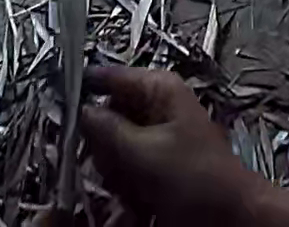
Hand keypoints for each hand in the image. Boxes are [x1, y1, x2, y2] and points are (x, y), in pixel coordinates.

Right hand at [79, 66, 260, 226]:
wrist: (232, 218)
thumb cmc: (194, 178)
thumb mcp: (146, 154)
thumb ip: (108, 130)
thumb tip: (79, 109)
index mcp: (158, 88)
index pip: (111, 75)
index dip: (85, 88)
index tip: (56, 106)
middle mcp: (156, 103)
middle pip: (109, 111)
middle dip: (102, 142)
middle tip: (108, 166)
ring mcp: (157, 133)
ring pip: (114, 143)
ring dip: (112, 166)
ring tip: (128, 186)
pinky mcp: (157, 161)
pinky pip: (126, 164)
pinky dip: (124, 181)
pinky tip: (134, 199)